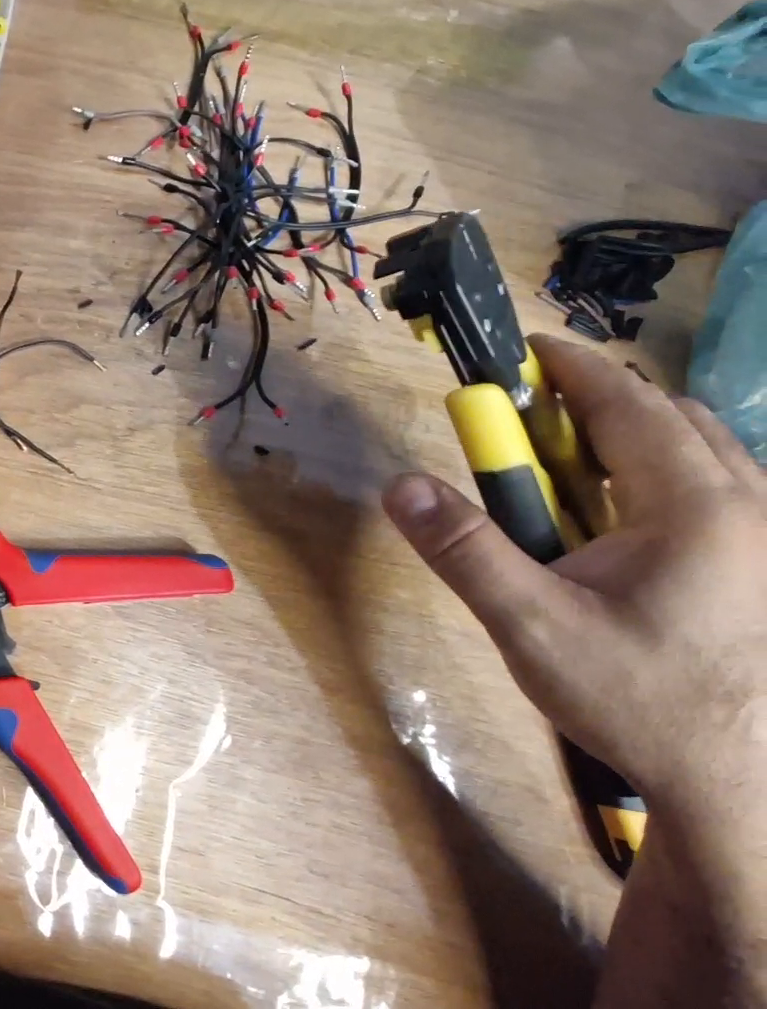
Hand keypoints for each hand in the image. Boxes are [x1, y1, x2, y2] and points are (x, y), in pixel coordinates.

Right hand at [381, 335, 766, 822]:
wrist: (740, 783)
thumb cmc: (635, 697)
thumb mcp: (530, 624)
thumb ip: (464, 549)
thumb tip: (399, 484)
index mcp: (693, 508)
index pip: (628, 406)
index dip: (572, 368)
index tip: (523, 348)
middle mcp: (748, 508)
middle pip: (671, 419)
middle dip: (596, 402)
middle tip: (525, 421)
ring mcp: (766, 540)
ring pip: (703, 454)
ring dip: (629, 439)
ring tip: (564, 467)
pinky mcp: (762, 569)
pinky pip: (717, 490)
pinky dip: (657, 476)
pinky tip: (616, 520)